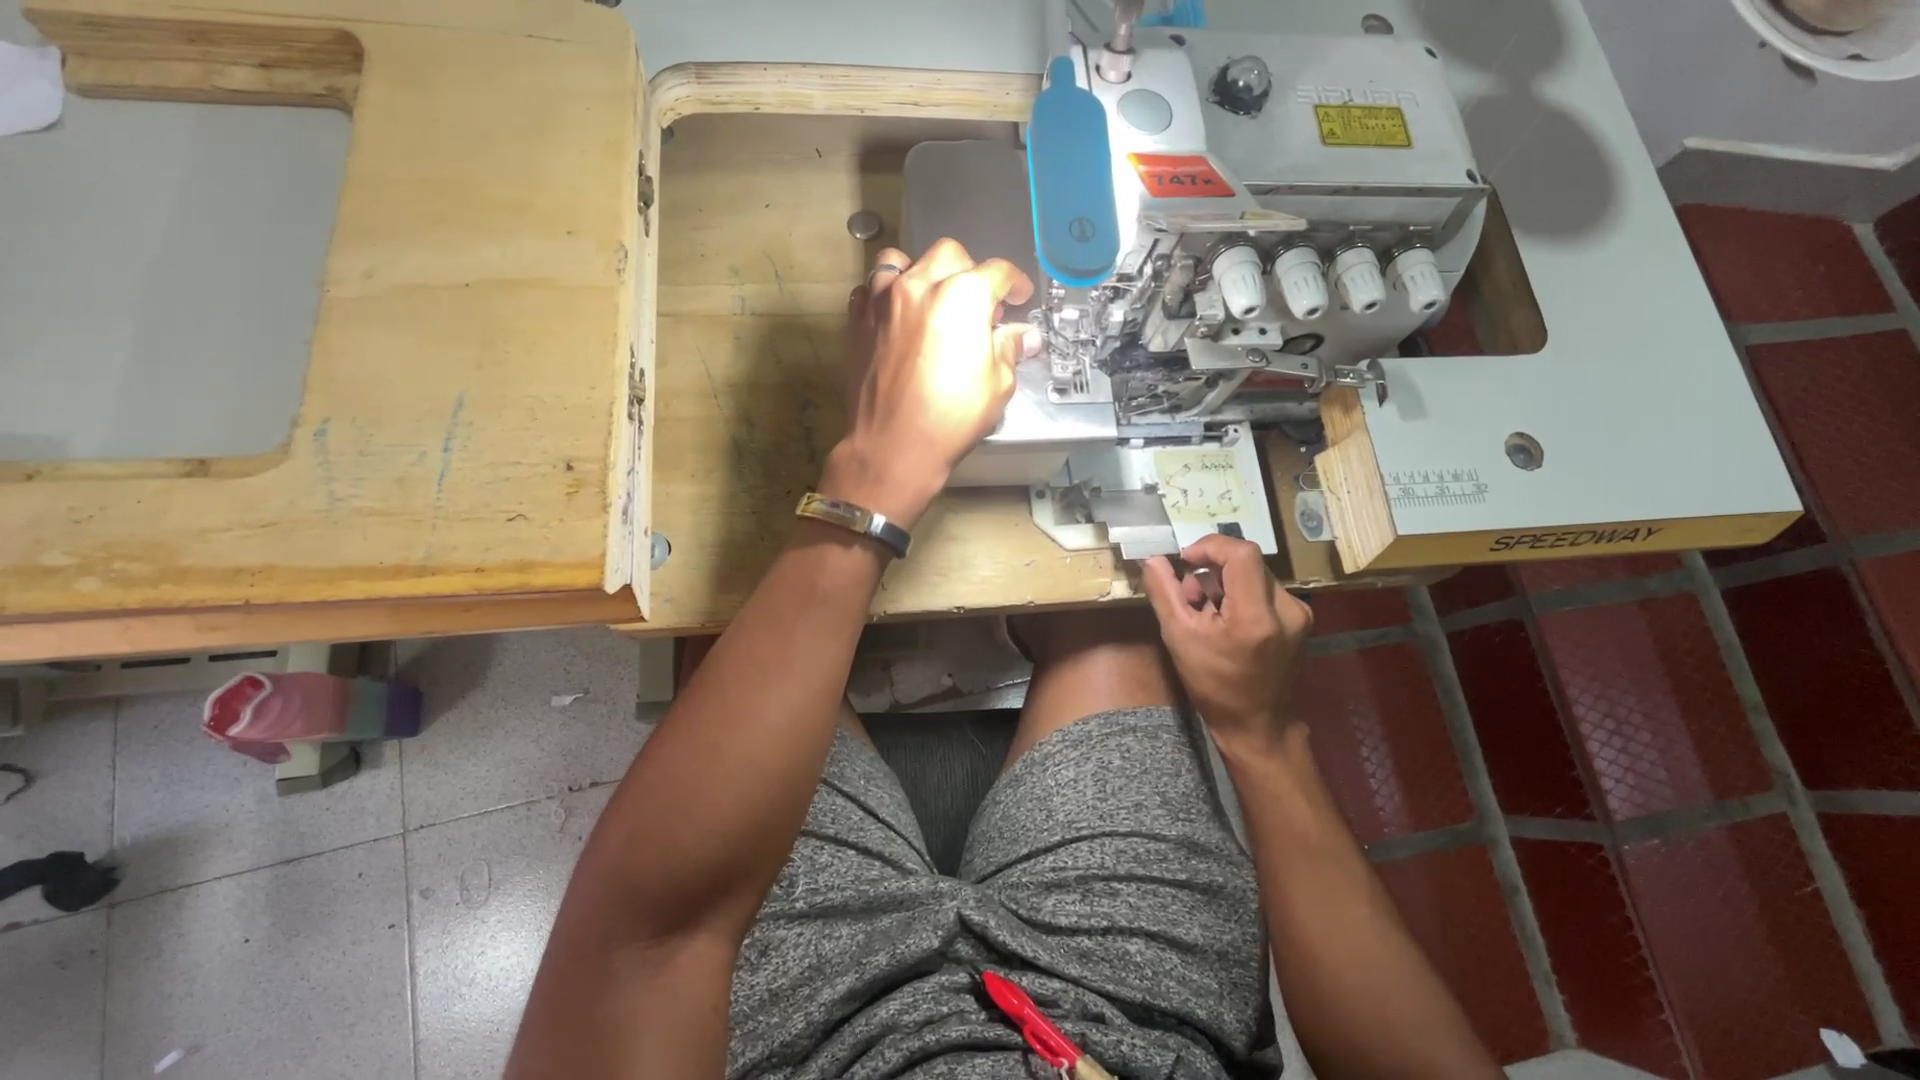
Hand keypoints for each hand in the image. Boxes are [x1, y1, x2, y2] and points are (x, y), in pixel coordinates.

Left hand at [820, 241, 1038, 528]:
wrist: (893, 446)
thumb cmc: (950, 418)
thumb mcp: (998, 385)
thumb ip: (1009, 348)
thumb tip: (1024, 335)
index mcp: (963, 295)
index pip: (998, 272)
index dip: (1015, 284)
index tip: (1019, 298)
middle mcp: (920, 284)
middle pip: (950, 255)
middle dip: (970, 272)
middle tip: (978, 304)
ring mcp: (882, 298)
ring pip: (902, 260)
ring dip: (922, 273)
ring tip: (931, 299)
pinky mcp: (858, 319)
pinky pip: (871, 288)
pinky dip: (886, 294)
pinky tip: (898, 316)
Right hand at [1142, 534, 1313, 757]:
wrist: (1257, 724)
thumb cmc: (1213, 686)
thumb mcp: (1179, 638)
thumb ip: (1165, 593)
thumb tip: (1153, 560)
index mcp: (1256, 616)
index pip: (1241, 553)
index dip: (1210, 547)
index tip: (1186, 561)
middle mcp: (1286, 608)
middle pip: (1246, 563)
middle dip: (1213, 571)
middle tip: (1190, 598)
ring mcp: (1298, 613)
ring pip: (1255, 575)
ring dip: (1226, 583)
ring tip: (1207, 613)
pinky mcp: (1300, 619)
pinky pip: (1265, 590)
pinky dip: (1241, 595)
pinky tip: (1228, 621)